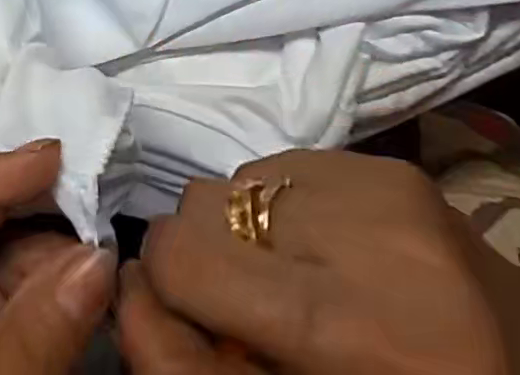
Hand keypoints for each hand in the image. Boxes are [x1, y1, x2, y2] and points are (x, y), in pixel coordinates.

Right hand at [118, 150, 508, 373]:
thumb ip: (193, 361)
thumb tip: (129, 290)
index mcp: (353, 330)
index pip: (188, 257)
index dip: (160, 283)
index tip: (178, 311)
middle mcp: (368, 235)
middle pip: (202, 204)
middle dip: (202, 255)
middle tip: (247, 306)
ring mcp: (382, 184)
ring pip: (235, 177)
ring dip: (243, 229)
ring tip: (296, 277)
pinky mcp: (390, 164)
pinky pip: (280, 166)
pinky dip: (280, 208)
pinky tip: (326, 248)